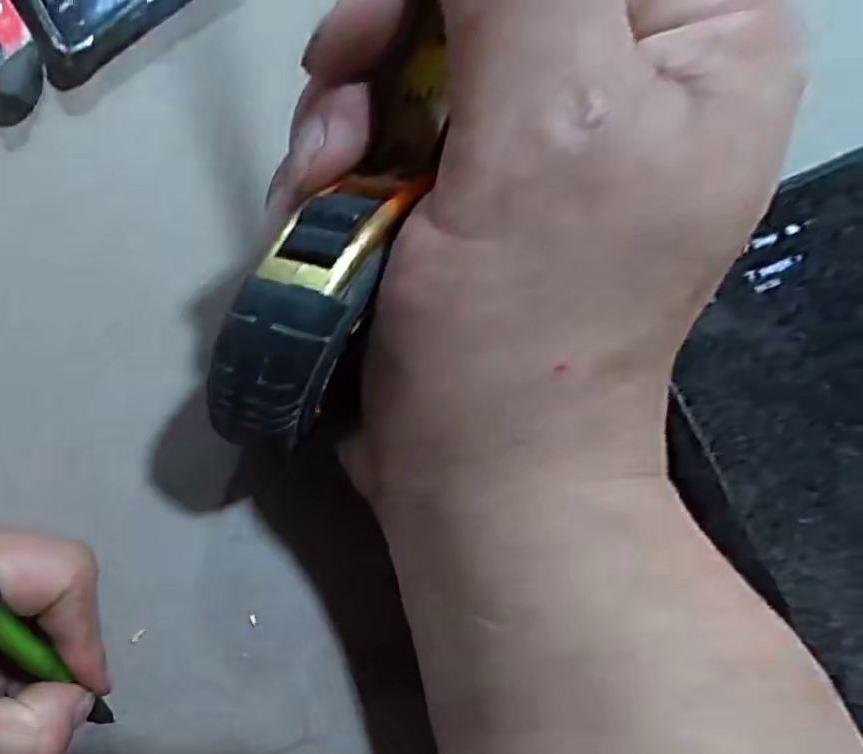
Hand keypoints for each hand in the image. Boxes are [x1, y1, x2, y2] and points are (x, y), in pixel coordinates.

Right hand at [272, 0, 804, 504]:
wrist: (464, 465)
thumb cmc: (518, 324)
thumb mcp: (547, 139)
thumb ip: (522, 3)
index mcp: (680, 41)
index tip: (353, 43)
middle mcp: (589, 90)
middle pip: (453, 20)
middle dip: (366, 72)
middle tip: (325, 145)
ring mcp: (494, 164)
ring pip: (386, 98)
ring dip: (328, 144)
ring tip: (315, 206)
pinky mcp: (424, 222)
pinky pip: (359, 171)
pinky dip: (320, 196)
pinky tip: (313, 235)